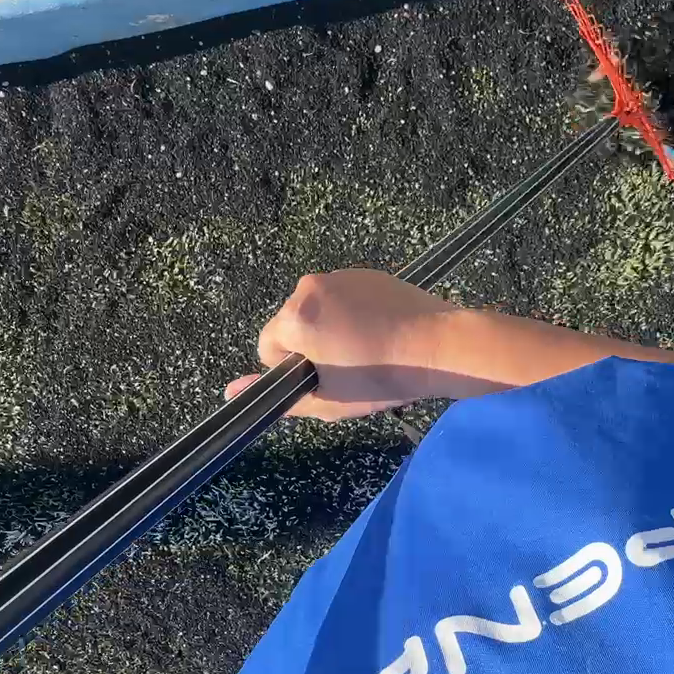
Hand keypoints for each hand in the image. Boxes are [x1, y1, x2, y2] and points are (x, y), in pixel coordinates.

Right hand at [224, 270, 459, 419]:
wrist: (441, 347)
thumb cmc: (385, 378)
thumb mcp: (330, 400)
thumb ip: (279, 398)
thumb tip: (232, 393)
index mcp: (294, 317)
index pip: (270, 346)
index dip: (294, 368)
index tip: (327, 377)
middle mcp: (310, 287)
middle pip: (294, 323)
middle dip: (314, 345)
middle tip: (353, 366)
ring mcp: (342, 276)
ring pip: (322, 309)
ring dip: (335, 328)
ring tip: (372, 350)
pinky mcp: (369, 273)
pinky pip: (347, 297)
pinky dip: (357, 313)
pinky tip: (384, 331)